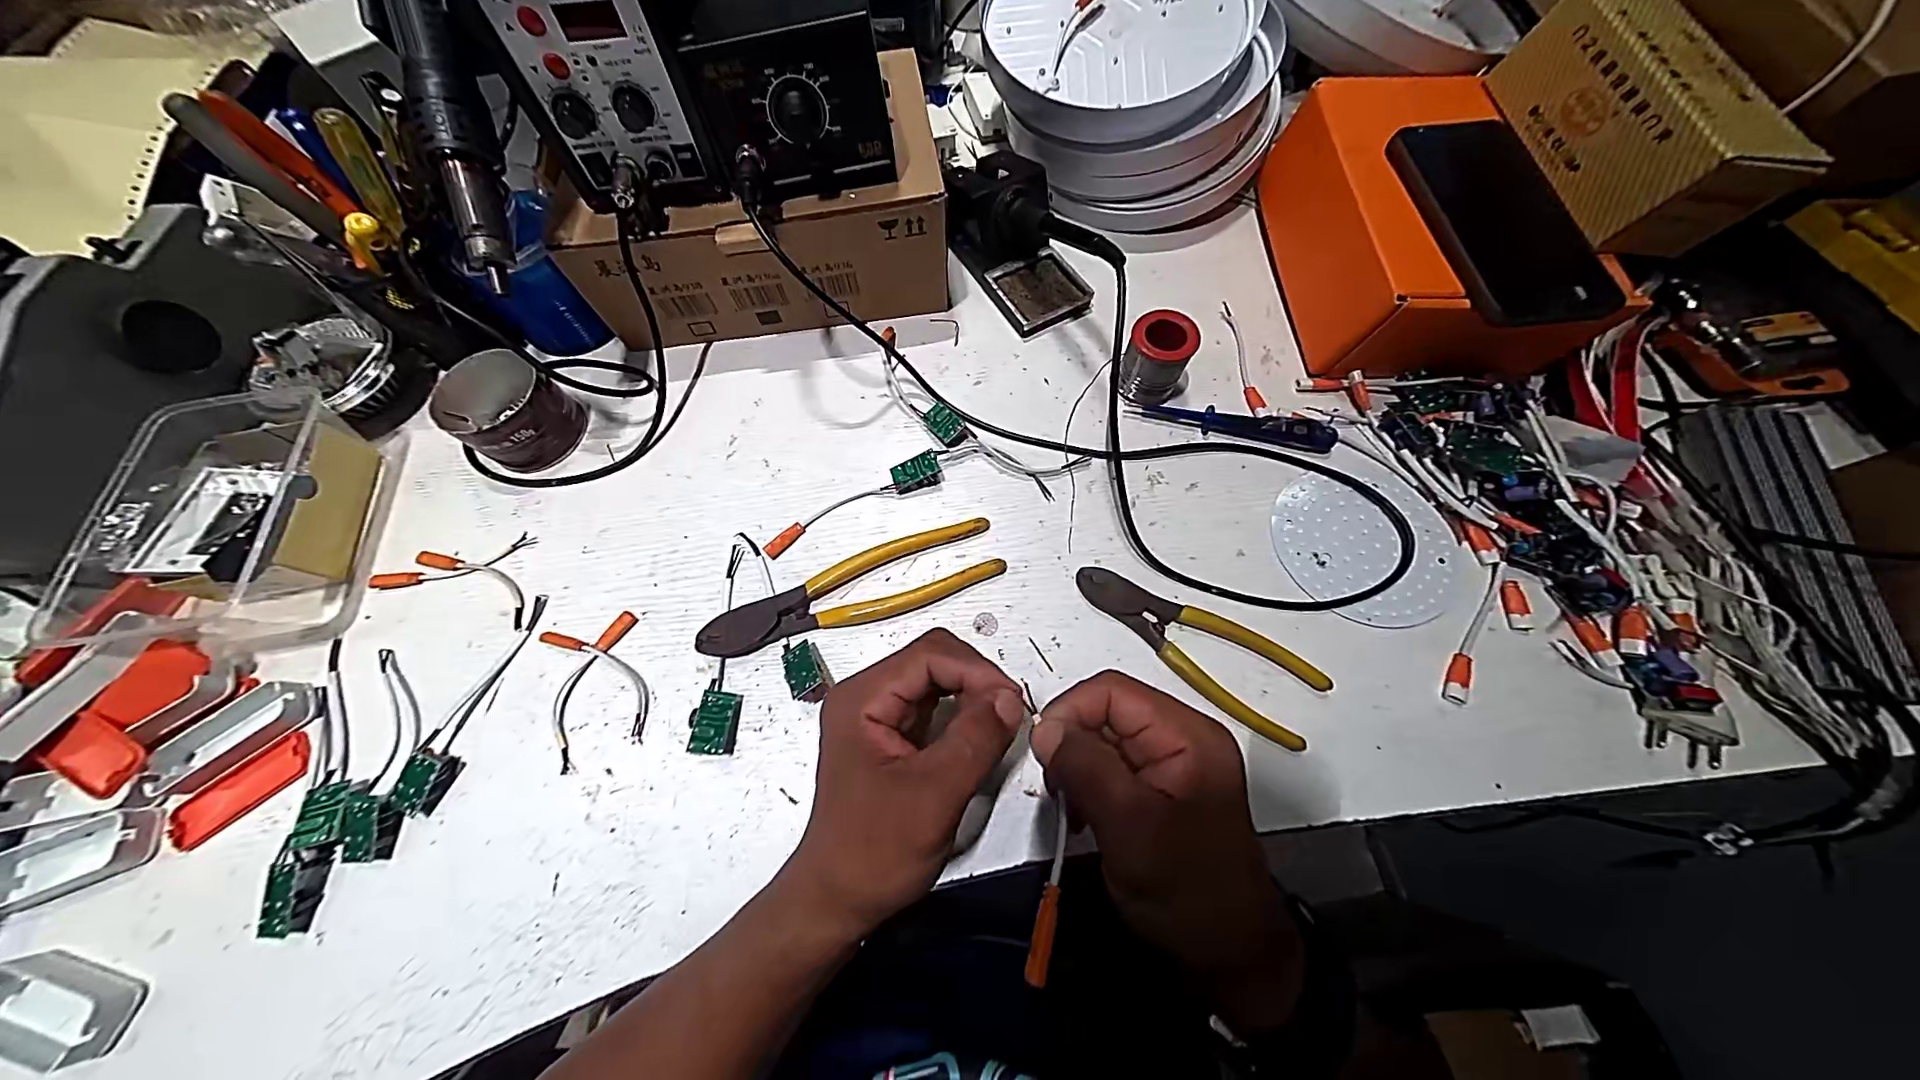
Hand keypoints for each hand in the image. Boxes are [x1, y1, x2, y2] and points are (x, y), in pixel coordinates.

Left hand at [779, 629, 1025, 938]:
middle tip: (1010, 713)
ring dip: (974, 697)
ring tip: (1001, 725)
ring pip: (939, 682)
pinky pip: (937, 708)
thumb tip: (1010, 699)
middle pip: (934, 660)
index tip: (1011, 701)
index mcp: (861, 699)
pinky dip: (965, 716)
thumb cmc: (870, 855)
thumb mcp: (932, 797)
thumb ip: (974, 741)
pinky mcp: (894, 736)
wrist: (838, 900)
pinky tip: (982, 736)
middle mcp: (867, 697)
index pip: (929, 655)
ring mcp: (880, 716)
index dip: (976, 671)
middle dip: (977, 680)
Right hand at [1031, 671, 1302, 1032]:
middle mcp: (1182, 737)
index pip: (1112, 690)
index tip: (1045, 753)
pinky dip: (1090, 782)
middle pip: (1107, 710)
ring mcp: (1172, 761)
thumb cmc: (1190, 894)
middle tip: (1060, 789)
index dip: (1070, 712)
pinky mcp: (1160, 784)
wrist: (1230, 955)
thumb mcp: (1129, 825)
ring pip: (1104, 737)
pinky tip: (1089, 814)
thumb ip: (1085, 767)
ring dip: (1079, 766)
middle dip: (1073, 744)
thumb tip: (1046, 728)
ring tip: (1076, 808)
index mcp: (1187, 735)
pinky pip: (1112, 763)